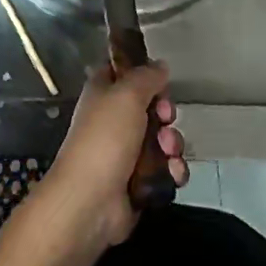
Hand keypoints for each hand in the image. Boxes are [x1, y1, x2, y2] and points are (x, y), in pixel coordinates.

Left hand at [40, 62, 186, 246]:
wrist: (92, 200)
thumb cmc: (105, 138)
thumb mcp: (126, 95)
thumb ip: (146, 77)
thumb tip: (160, 65)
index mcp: (103, 92)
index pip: (126, 73)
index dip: (145, 75)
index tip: (160, 82)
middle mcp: (114, 118)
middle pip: (151, 106)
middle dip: (165, 113)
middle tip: (165, 119)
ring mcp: (127, 151)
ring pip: (163, 138)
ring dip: (172, 144)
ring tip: (168, 152)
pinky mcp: (140, 180)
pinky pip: (166, 168)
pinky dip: (173, 170)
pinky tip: (172, 173)